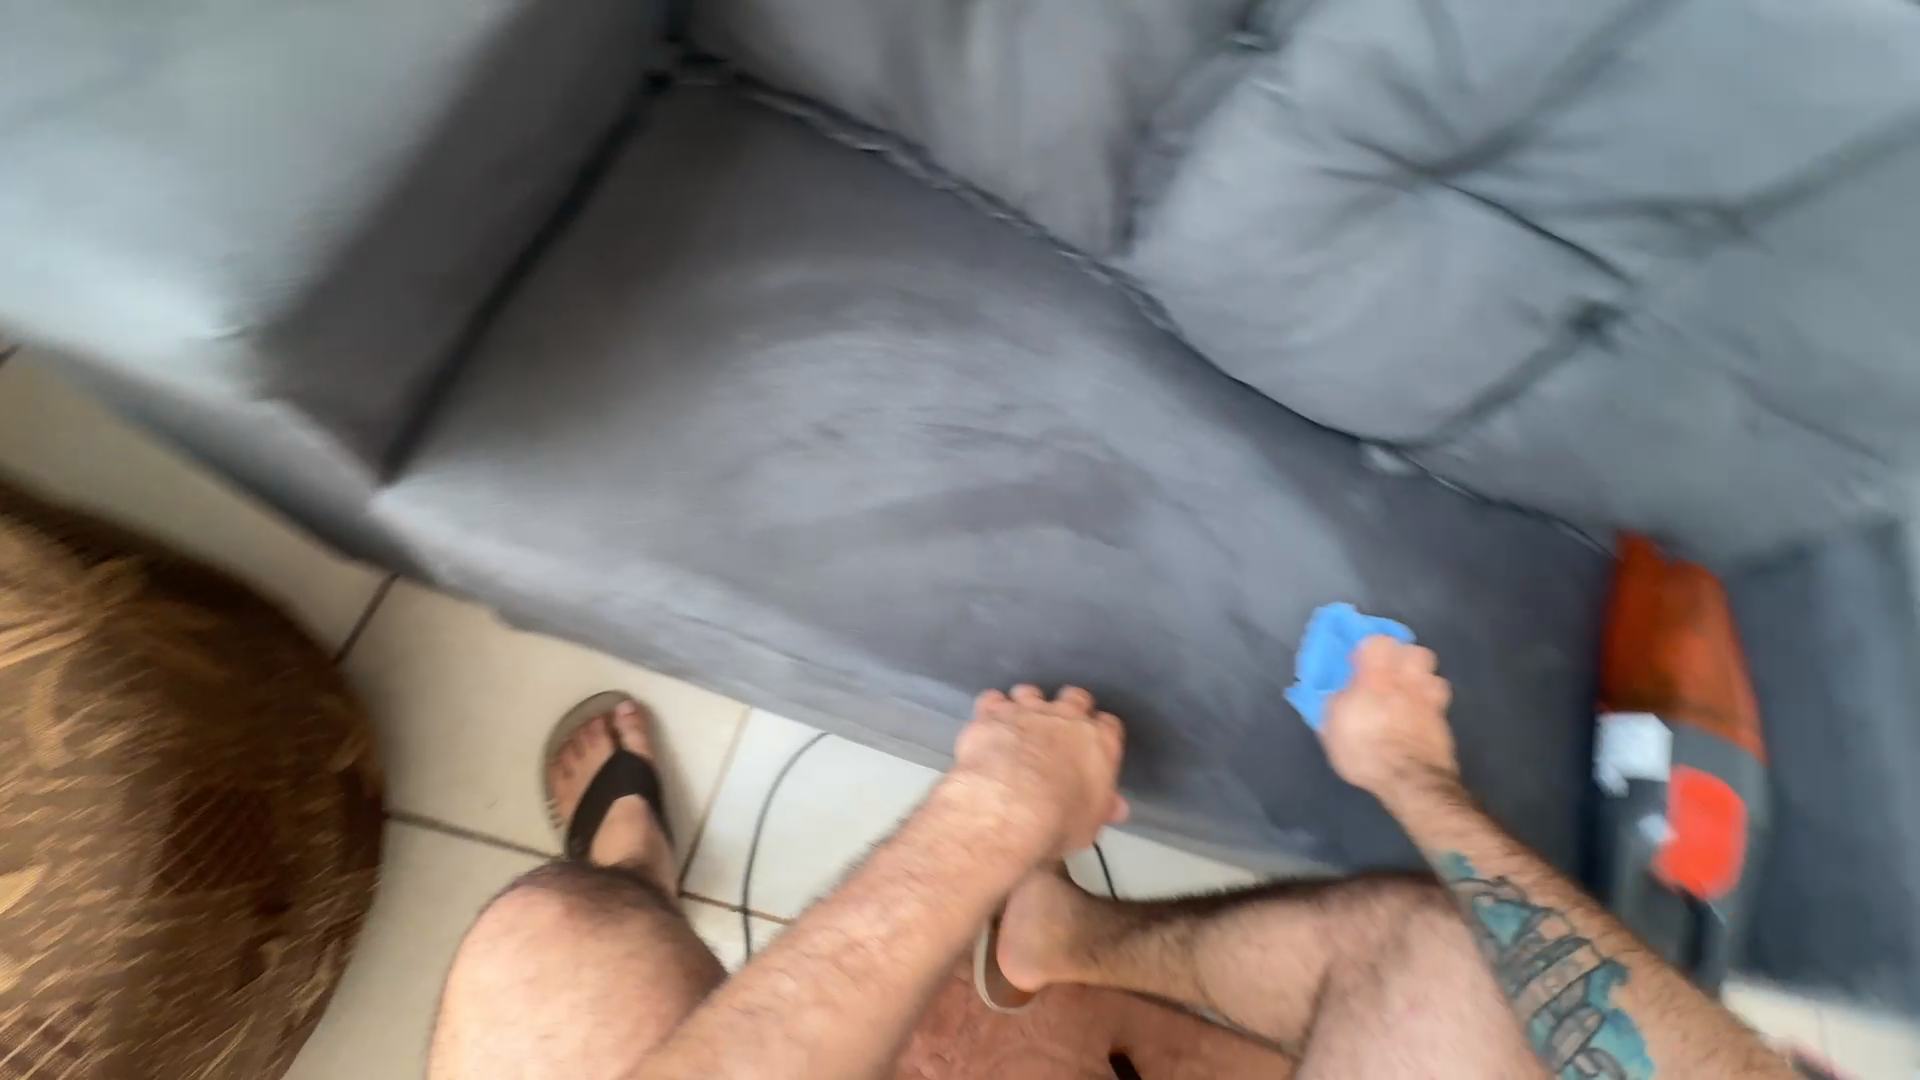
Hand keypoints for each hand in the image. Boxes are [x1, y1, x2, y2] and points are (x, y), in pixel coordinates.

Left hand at [949, 685, 1128, 859]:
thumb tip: (1116, 806)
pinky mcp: (993, 713)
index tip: (1093, 745)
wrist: (1010, 805)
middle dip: (1069, 709)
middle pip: (1074, 698)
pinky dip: (991, 710)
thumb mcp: (1090, 824)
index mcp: (1099, 740)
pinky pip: (992, 700)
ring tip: (1019, 725)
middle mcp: (1066, 716)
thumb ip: (1103, 806)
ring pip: (1031, 693)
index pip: (1109, 725)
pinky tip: (989, 724)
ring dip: (1027, 705)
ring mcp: (1027, 710)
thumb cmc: (1058, 820)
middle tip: (1059, 728)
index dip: (1100, 733)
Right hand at [1321, 637, 1458, 798]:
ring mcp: (1430, 705)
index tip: (1357, 664)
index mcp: (1376, 679)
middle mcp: (1407, 685)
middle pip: (1417, 652)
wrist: (1410, 782)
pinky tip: (1415, 722)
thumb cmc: (1364, 750)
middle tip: (1388, 674)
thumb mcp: (1332, 726)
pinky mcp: (1445, 727)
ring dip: (1421, 681)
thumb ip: (1336, 702)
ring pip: (1434, 677)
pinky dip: (1427, 709)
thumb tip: (1342, 694)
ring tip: (1406, 696)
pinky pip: (1438, 706)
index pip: (1380, 642)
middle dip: (1404, 658)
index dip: (1369, 648)